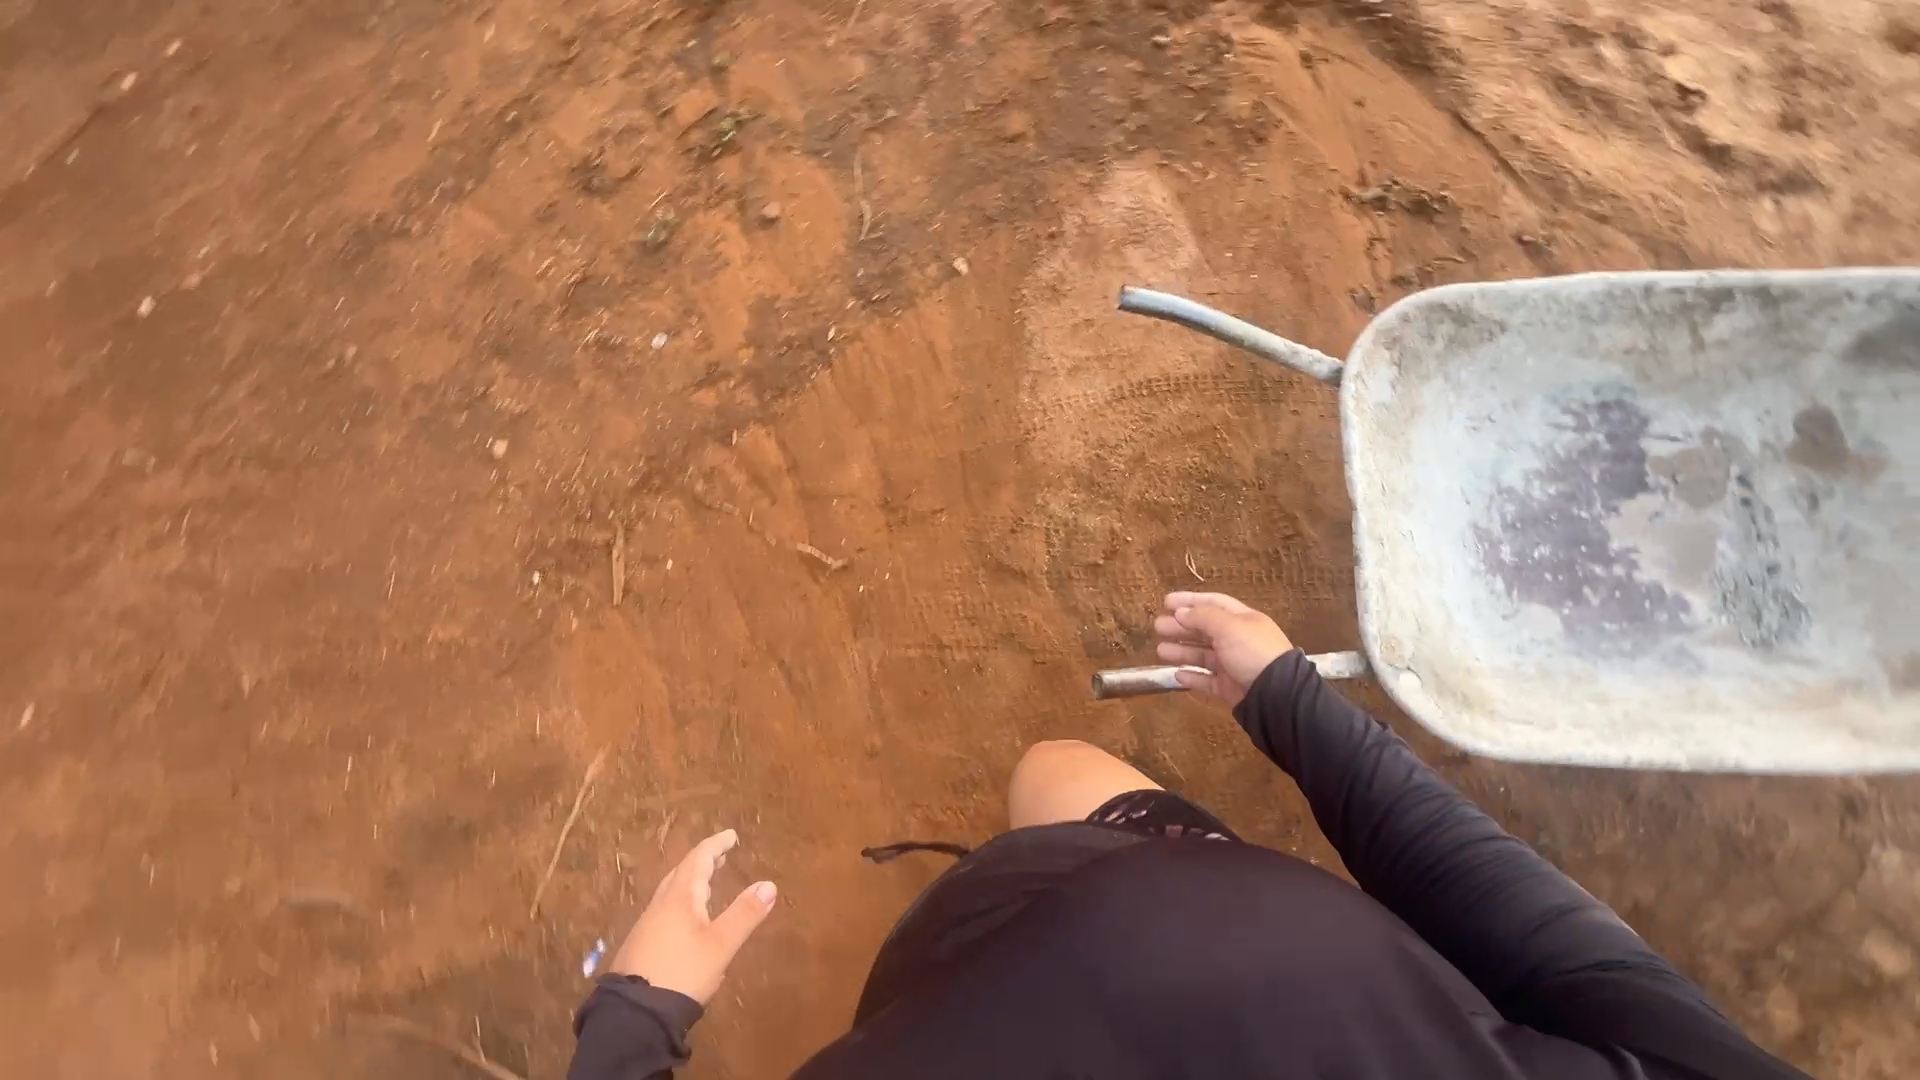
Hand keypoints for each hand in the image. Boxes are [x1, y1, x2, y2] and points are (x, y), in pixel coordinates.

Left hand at [610, 829, 776, 1003]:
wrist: (633, 1017)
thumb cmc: (682, 973)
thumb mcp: (721, 945)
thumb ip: (745, 914)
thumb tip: (769, 884)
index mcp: (680, 898)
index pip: (698, 859)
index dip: (716, 845)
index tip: (731, 835)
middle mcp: (660, 906)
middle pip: (681, 873)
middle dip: (702, 862)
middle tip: (721, 856)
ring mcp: (646, 927)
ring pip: (670, 894)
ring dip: (691, 883)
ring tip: (707, 885)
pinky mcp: (640, 948)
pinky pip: (664, 912)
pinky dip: (681, 904)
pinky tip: (687, 923)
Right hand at [1153, 591, 1293, 705]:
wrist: (1277, 694)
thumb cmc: (1253, 652)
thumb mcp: (1229, 627)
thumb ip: (1203, 617)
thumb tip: (1181, 613)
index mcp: (1242, 620)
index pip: (1213, 603)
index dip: (1190, 600)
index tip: (1166, 601)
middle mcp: (1237, 640)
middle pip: (1204, 629)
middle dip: (1180, 627)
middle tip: (1158, 627)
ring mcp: (1234, 665)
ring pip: (1203, 655)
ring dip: (1181, 651)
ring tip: (1160, 651)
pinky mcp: (1230, 688)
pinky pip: (1207, 680)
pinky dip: (1192, 677)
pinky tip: (1177, 674)